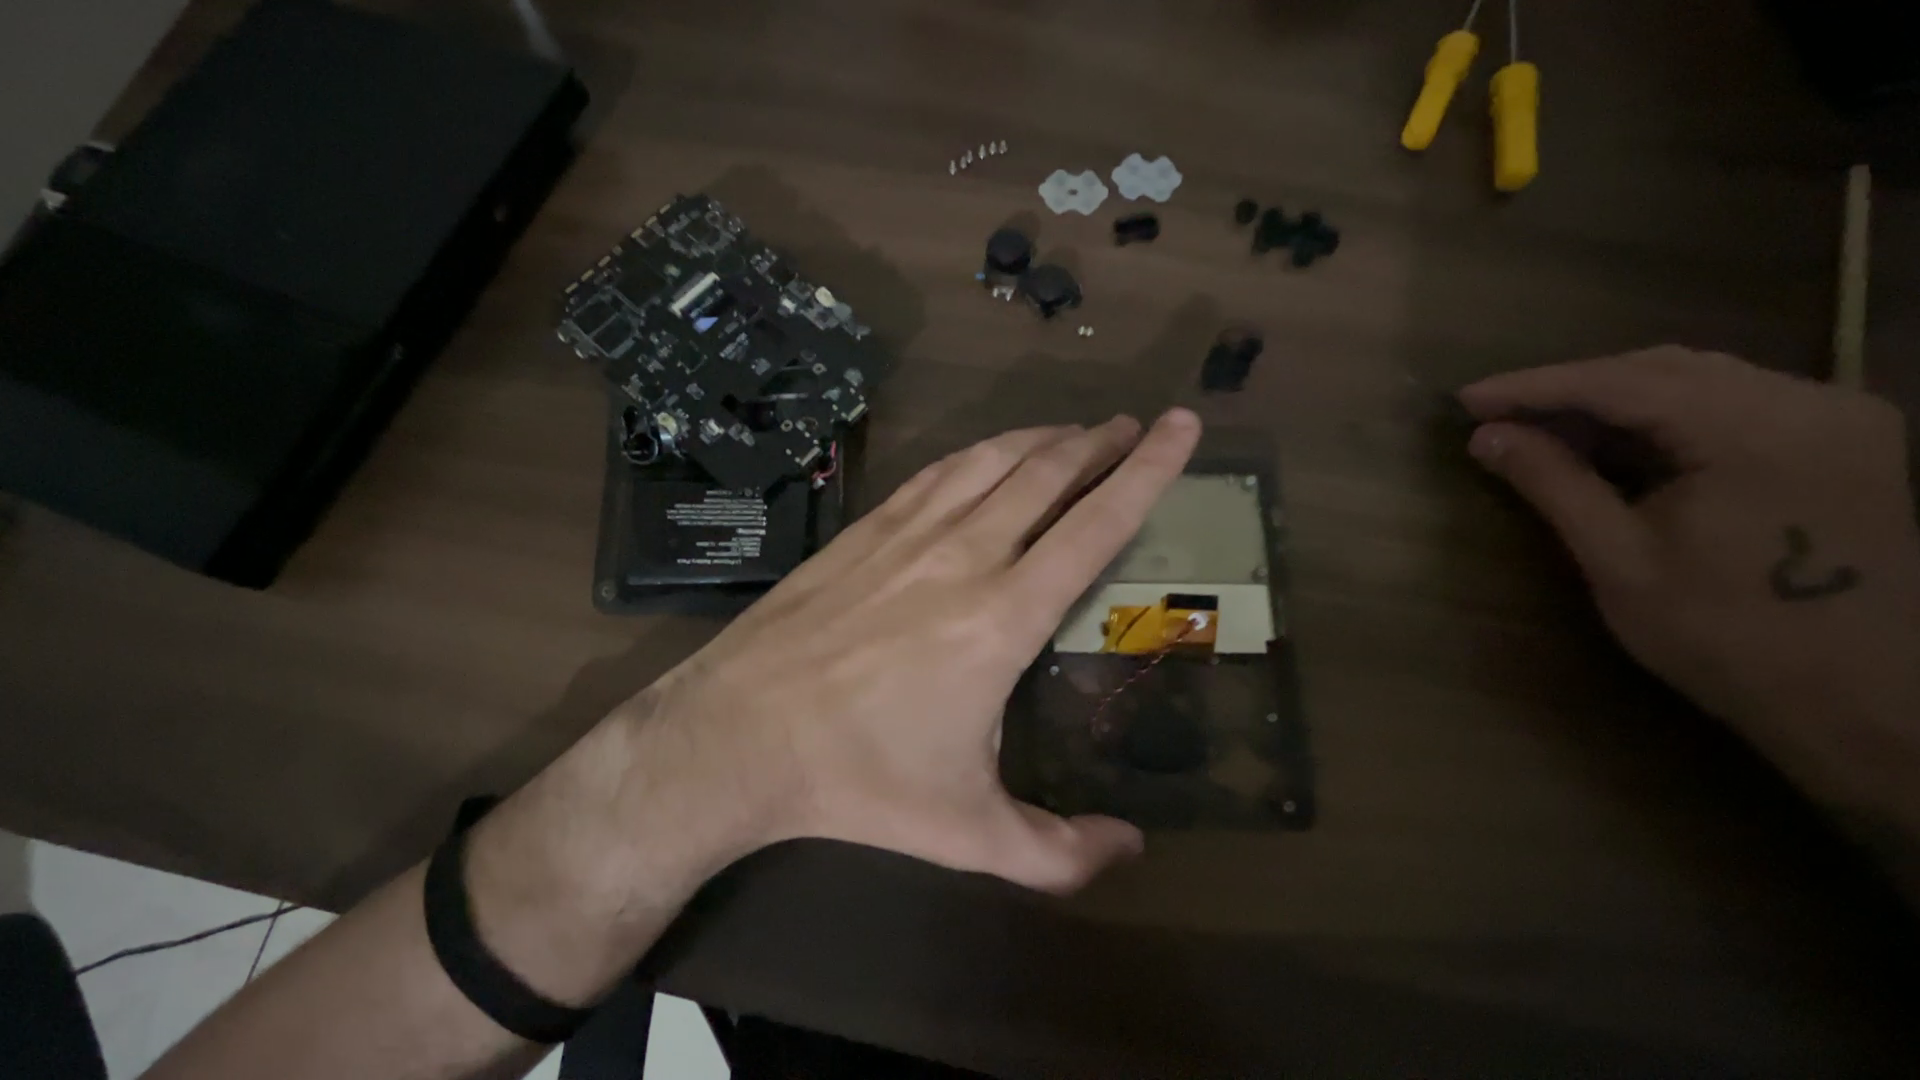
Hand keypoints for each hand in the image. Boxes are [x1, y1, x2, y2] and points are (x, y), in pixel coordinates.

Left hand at [629, 410, 1202, 892]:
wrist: (739, 735)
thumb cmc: (858, 780)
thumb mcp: (966, 831)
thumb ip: (1056, 850)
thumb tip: (1131, 850)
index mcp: (1004, 617)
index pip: (1095, 527)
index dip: (1146, 471)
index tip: (1180, 426)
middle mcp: (965, 556)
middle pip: (1048, 475)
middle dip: (1101, 443)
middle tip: (1134, 424)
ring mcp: (908, 535)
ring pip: (993, 462)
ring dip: (1044, 439)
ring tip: (1077, 430)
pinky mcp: (864, 530)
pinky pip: (938, 473)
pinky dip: (980, 453)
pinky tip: (990, 454)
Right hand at [1459, 348, 1919, 819]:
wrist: (1870, 702)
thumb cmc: (1728, 638)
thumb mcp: (1619, 561)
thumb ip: (1553, 484)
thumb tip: (1487, 436)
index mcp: (1752, 429)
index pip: (1619, 382)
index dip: (1533, 386)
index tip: (1467, 398)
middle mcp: (1807, 401)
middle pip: (1664, 368)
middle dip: (1574, 387)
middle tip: (1501, 414)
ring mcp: (1838, 416)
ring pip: (1703, 378)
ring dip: (1619, 397)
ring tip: (1550, 427)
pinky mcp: (1847, 439)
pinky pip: (1739, 401)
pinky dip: (1669, 413)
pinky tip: (1624, 441)